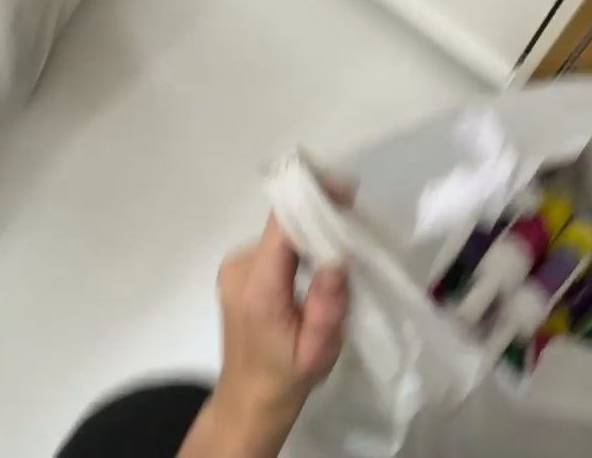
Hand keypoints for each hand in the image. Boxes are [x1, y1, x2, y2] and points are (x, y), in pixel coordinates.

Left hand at [208, 197, 351, 440]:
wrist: (248, 400)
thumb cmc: (288, 376)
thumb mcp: (318, 351)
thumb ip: (328, 307)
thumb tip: (337, 259)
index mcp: (257, 288)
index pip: (281, 225)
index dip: (314, 200)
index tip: (347, 190)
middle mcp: (239, 269)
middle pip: (284, 224)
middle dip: (321, 215)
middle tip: (355, 220)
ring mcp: (236, 266)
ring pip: (282, 231)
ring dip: (312, 229)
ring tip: (343, 239)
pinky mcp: (241, 268)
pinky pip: (276, 241)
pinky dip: (301, 241)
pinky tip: (320, 256)